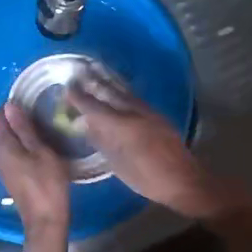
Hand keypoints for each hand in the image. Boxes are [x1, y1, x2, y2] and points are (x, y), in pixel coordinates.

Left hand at [0, 102, 70, 236]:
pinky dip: (23, 147)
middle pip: (2, 129)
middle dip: (18, 120)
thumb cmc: (47, 183)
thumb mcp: (41, 151)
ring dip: (22, 134)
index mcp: (2, 146)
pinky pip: (12, 154)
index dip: (13, 107)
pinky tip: (40, 150)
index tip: (33, 105)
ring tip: (44, 132)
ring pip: (8, 142)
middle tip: (42, 118)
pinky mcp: (10, 177)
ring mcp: (2, 167)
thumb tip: (9, 105)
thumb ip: (25, 128)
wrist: (45, 219)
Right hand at [70, 79, 241, 218]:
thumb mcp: (119, 165)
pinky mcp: (157, 116)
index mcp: (123, 126)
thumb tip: (86, 125)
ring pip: (124, 92)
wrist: (184, 180)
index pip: (95, 107)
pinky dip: (121, 91)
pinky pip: (134, 98)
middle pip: (110, 92)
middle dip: (94, 82)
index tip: (67, 87)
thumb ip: (102, 141)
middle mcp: (135, 113)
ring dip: (109, 82)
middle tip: (80, 70)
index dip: (80, 97)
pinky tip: (117, 91)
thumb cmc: (148, 179)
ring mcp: (148, 112)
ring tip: (96, 72)